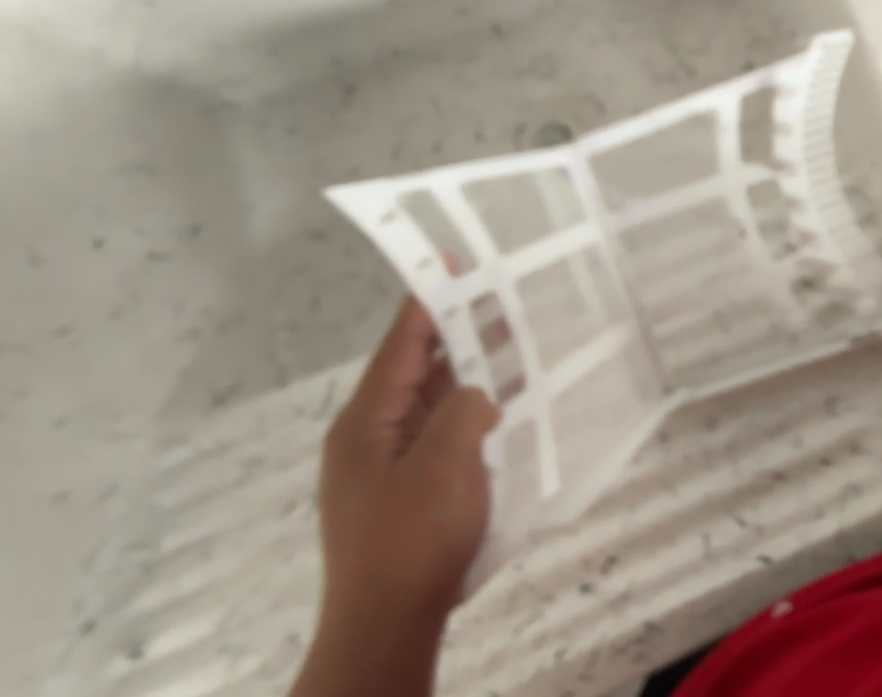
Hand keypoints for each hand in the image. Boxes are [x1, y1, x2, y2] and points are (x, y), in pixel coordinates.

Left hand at [317, 297, 499, 634]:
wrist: (390, 619)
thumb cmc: (413, 535)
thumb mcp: (445, 462)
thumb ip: (464, 409)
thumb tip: (479, 394)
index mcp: (367, 422)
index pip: (401, 346)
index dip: (427, 302)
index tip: (451, 263)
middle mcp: (373, 435)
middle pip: (419, 367)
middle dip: (458, 330)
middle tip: (499, 294)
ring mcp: (391, 462)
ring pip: (435, 398)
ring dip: (473, 369)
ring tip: (514, 336)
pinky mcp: (413, 485)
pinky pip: (445, 429)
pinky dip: (475, 407)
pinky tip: (507, 400)